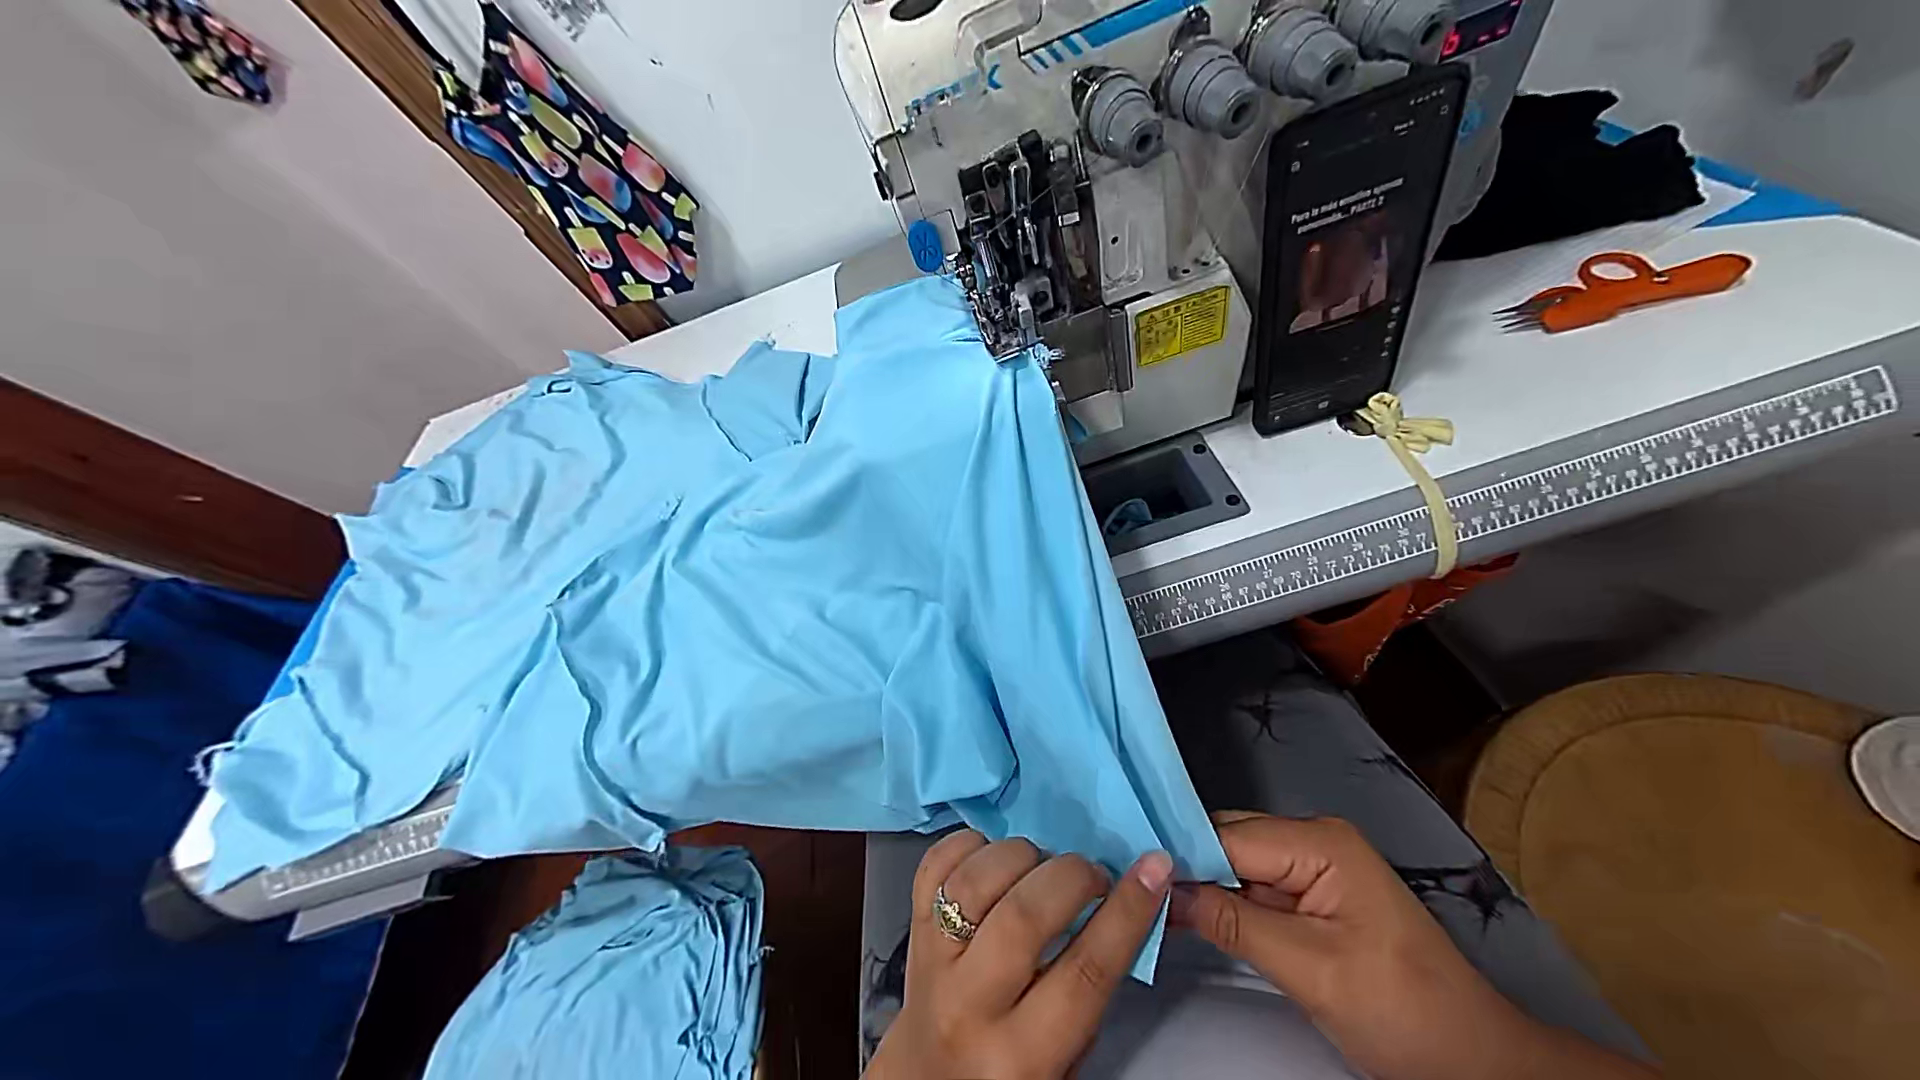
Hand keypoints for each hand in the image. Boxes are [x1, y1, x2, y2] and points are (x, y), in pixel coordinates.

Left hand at [863, 830, 1174, 1079]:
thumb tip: (1127, 896)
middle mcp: (970, 1004)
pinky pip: (935, 864)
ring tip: (1041, 865)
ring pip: (975, 881)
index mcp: (1022, 1055)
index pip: (1085, 972)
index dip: (1126, 911)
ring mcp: (932, 959)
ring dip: (1020, 855)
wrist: (927, 1076)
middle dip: (1071, 875)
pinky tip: (994, 855)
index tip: (1154, 868)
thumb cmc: (1010, 1066)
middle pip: (1023, 916)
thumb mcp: (1066, 1050)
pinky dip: (971, 844)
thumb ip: (1091, 981)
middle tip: (1090, 874)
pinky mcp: (909, 924)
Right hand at [1172, 813, 1656, 1079]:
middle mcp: (1311, 840)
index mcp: (1319, 842)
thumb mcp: (1310, 969)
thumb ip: (1232, 922)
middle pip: (1227, 840)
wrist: (1474, 1062)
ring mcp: (1310, 866)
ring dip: (1198, 884)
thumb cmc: (1402, 1011)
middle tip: (1132, 889)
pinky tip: (1186, 913)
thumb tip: (1163, 892)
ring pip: (1232, 862)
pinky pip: (1249, 886)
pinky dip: (1219, 901)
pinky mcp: (1307, 894)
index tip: (1130, 873)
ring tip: (1148, 899)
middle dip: (1184, 865)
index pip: (1228, 836)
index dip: (1179, 854)